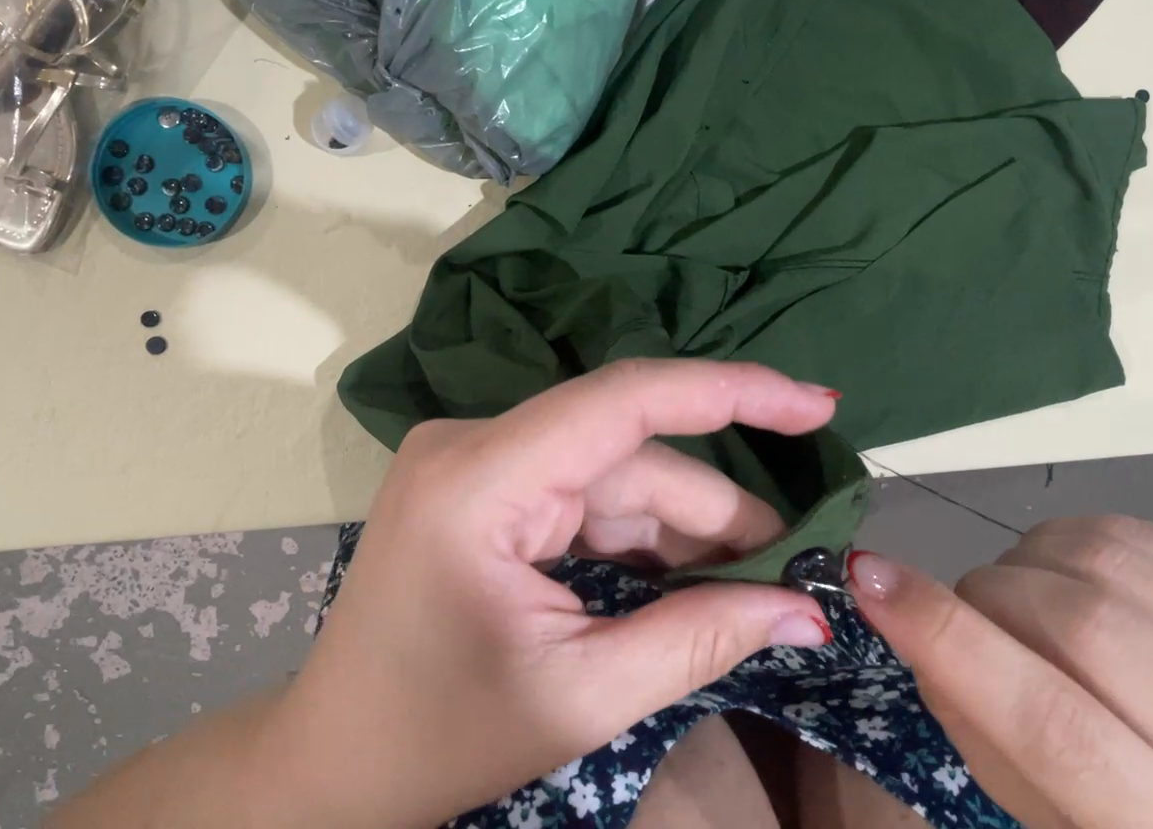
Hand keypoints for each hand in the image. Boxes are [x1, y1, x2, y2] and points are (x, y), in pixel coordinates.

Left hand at [273, 360, 835, 826]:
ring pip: (613, 475)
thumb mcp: (580, 693)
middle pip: (628, 454)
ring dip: (682, 528)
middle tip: (794, 568)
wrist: (335, 760)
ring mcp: (476, 462)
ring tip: (751, 581)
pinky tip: (687, 574)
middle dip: (714, 511)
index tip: (817, 405)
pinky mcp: (484, 487)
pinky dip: (639, 535)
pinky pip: (583, 494)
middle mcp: (475, 445)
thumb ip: (699, 636)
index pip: (625, 401)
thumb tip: (809, 606)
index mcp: (481, 477)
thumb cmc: (441, 735)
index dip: (730, 391)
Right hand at [849, 516, 1152, 828]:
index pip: (1060, 730)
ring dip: (1030, 563)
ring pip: (1122, 568)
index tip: (867, 577)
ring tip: (1021, 597)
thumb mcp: (1036, 816)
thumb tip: (901, 598)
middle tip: (964, 609)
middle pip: (1095, 631)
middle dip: (990, 596)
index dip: (952, 641)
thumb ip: (970, 714)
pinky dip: (1077, 542)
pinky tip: (1073, 578)